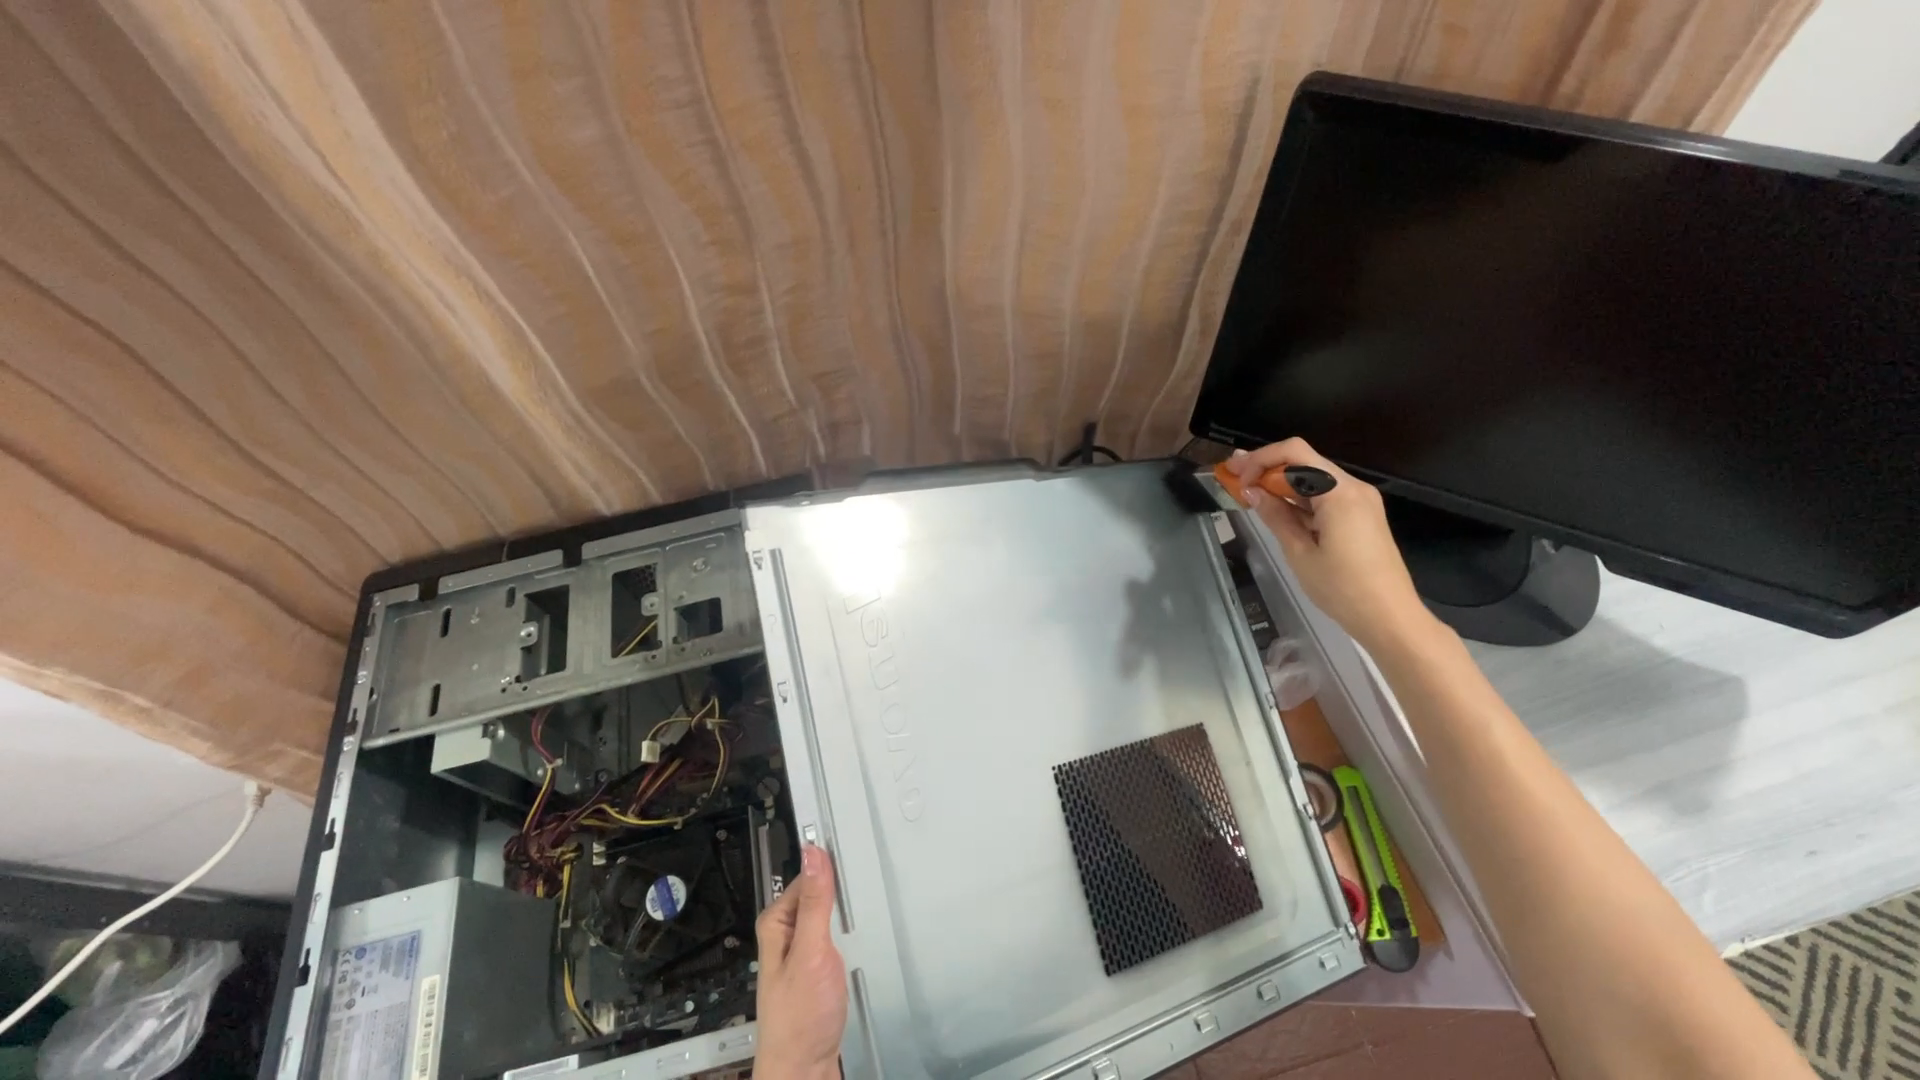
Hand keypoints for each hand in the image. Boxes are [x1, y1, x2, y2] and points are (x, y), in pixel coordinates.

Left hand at [754, 844, 846, 1079]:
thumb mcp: (811, 952)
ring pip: (828, 914)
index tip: (851, 837)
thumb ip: (814, 903)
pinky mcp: (817, 970)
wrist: (804, 1071)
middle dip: (840, 882)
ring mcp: (802, 954)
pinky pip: (834, 934)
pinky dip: (850, 927)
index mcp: (777, 924)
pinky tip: (866, 928)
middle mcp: (786, 935)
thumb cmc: (801, 1019)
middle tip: (869, 861)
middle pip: (817, 893)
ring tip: (872, 888)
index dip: (828, 859)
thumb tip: (813, 854)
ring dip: (847, 906)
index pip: (805, 875)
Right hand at [1230, 438, 1429, 649]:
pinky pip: (1325, 496)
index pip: (1295, 454)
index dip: (1261, 459)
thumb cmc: (1342, 588)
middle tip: (1234, 479)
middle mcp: (1353, 488)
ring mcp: (1361, 501)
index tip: (1236, 475)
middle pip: (1305, 462)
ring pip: (1314, 479)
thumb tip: (1252, 491)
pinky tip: (1277, 510)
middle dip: (1268, 468)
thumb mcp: (1300, 552)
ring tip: (1249, 494)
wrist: (1389, 617)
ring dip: (1282, 484)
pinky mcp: (1362, 516)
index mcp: (1340, 492)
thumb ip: (1276, 516)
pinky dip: (1299, 498)